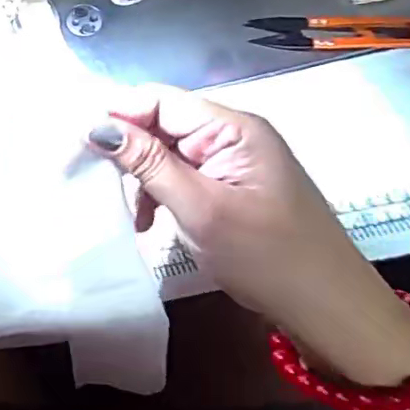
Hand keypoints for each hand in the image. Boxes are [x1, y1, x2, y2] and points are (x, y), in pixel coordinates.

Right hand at [88, 86, 409, 386]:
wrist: (330, 310)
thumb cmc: (266, 257)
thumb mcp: (200, 209)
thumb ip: (148, 164)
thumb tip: (97, 127)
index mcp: (232, 127)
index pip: (161, 100)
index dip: (118, 115)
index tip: (79, 143)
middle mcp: (233, 134)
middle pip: (163, 124)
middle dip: (129, 152)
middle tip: (98, 184)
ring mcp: (234, 161)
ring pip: (170, 152)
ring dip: (144, 178)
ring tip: (134, 215)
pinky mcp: (233, 186)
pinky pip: (185, 176)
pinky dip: (163, 194)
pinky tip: (152, 221)